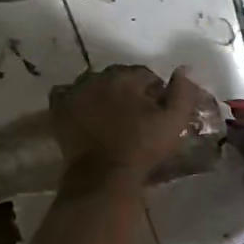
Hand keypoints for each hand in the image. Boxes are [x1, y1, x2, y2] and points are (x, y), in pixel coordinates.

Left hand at [49, 65, 205, 182]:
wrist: (105, 175)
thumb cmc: (143, 148)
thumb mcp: (174, 121)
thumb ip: (182, 92)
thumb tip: (183, 68)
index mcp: (126, 77)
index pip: (146, 75)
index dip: (155, 93)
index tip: (158, 112)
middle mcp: (97, 77)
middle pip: (118, 77)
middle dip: (129, 91)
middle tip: (137, 117)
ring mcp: (74, 92)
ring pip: (95, 85)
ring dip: (105, 95)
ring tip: (113, 118)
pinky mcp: (59, 109)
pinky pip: (68, 95)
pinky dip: (79, 101)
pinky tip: (87, 114)